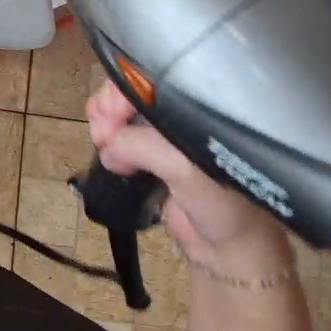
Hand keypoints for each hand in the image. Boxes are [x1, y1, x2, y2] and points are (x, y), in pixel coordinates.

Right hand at [85, 82, 292, 279]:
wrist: (228, 251)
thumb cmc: (223, 205)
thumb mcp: (184, 168)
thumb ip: (143, 146)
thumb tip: (107, 145)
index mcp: (201, 107)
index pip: (152, 79)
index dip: (123, 92)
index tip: (108, 116)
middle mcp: (183, 114)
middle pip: (131, 91)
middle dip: (108, 108)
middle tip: (101, 135)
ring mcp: (165, 133)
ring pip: (121, 112)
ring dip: (104, 125)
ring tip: (103, 146)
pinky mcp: (151, 154)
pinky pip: (120, 136)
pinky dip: (107, 139)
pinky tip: (104, 150)